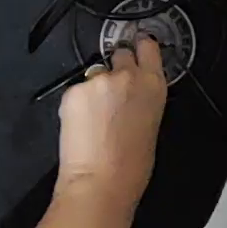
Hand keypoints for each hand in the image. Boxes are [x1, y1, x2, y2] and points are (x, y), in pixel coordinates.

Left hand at [56, 38, 167, 215]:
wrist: (101, 181)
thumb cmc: (133, 165)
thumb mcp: (151, 124)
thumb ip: (143, 100)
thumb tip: (131, 96)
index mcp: (153, 84)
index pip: (147, 46)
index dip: (140, 46)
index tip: (137, 47)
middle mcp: (126, 75)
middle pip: (120, 53)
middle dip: (116, 69)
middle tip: (112, 94)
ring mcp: (97, 80)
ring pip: (95, 74)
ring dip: (95, 89)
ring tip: (95, 118)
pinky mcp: (73, 91)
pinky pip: (77, 91)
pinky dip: (78, 104)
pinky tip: (81, 125)